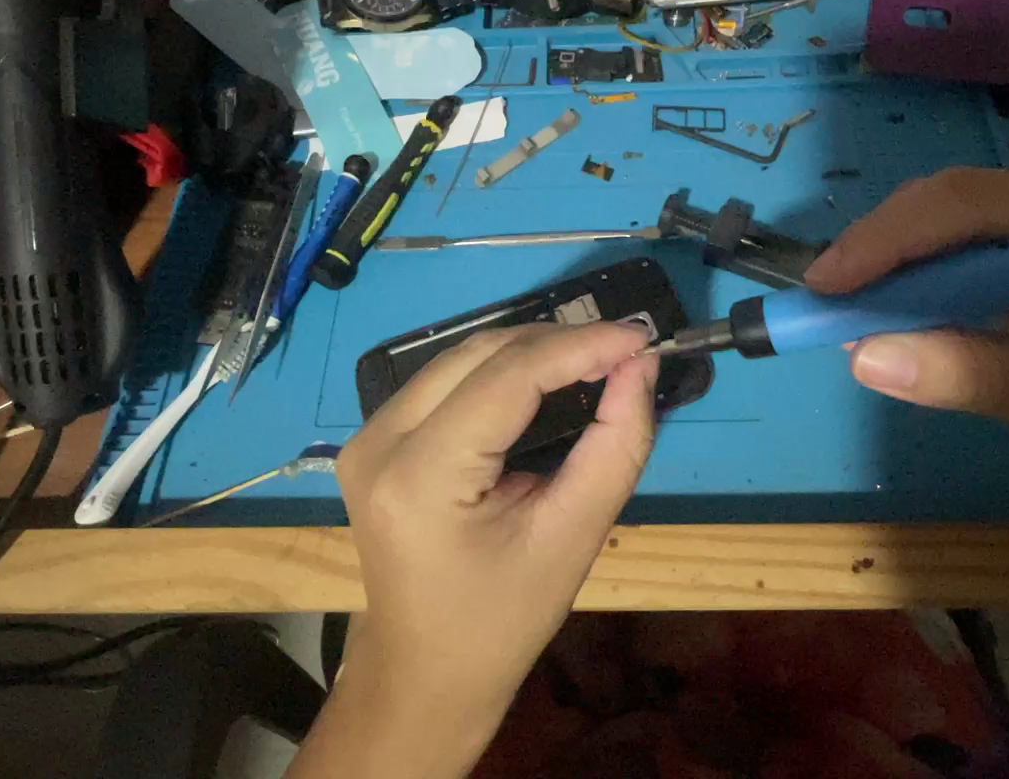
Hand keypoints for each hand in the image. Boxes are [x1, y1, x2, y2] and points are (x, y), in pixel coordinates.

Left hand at [318, 322, 658, 774]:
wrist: (425, 671)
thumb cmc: (503, 618)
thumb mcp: (574, 538)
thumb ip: (615, 446)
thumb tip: (638, 367)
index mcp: (420, 476)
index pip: (507, 378)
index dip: (579, 346)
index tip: (641, 337)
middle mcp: (379, 442)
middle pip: (480, 355)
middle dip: (559, 341)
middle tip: (624, 349)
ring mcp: (368, 436)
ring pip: (462, 357)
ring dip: (533, 349)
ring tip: (595, 357)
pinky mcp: (375, 436)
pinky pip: (448, 378)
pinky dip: (505, 368)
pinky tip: (548, 375)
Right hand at [804, 167, 1008, 490]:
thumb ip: (978, 375)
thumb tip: (861, 358)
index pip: (975, 203)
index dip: (894, 236)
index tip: (829, 284)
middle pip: (945, 205)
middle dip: (878, 247)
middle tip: (820, 299)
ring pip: (935, 233)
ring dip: (882, 268)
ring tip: (835, 309)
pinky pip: (942, 269)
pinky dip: (901, 293)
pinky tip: (874, 318)